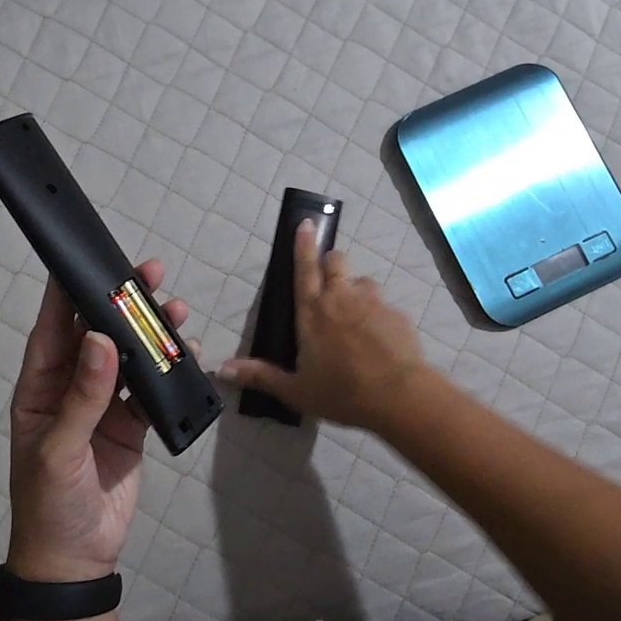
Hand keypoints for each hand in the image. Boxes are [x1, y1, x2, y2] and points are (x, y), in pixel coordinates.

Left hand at [7, 259, 189, 582]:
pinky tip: (188, 353)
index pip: (52, 330)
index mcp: (40, 389)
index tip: (85, 258)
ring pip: (129, 357)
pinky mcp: (131, 426)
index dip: (66, 294)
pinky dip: (169, 371)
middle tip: (148, 272)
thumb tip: (101, 339)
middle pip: (97, 335)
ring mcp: (104, 407)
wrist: (75, 559)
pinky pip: (151, 389)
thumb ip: (82, 397)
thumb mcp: (58, 451)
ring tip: (177, 306)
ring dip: (150, 333)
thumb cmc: (49, 504)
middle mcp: (71, 389)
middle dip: (120, 304)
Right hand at [219, 220, 430, 432]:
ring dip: (357, 291)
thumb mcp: (295, 390)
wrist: (398, 396)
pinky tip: (381, 340)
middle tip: (330, 279)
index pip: (304, 269)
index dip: (303, 245)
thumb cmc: (341, 392)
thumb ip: (260, 377)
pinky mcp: (397, 315)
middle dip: (332, 262)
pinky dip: (380, 317)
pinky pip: (385, 307)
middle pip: (336, 261)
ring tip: (357, 317)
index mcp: (312, 313)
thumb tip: (222, 370)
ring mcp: (373, 304)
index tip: (306, 224)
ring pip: (364, 282)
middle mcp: (341, 299)